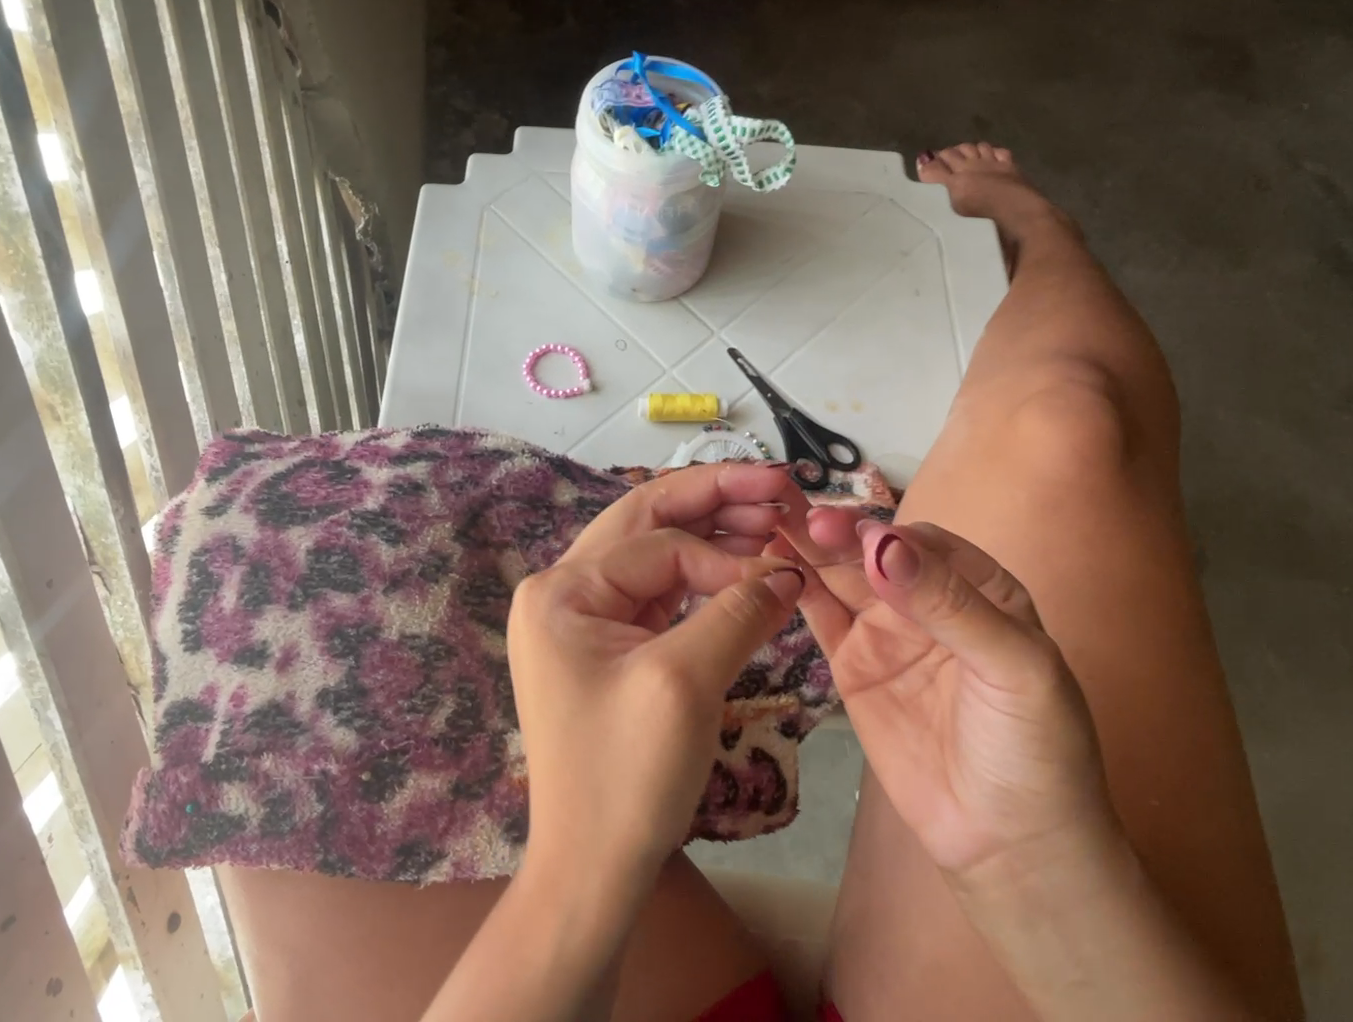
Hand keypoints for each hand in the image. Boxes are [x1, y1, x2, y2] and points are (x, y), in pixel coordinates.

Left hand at [507, 463, 809, 882]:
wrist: (591, 868)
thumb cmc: (626, 776)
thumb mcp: (685, 683)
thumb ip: (739, 611)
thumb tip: (790, 568)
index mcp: (563, 590)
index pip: (662, 544)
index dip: (729, 556)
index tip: (786, 579)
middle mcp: (564, 592)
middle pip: (649, 521)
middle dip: (715, 500)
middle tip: (781, 484)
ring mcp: (583, 619)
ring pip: (657, 552)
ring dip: (713, 535)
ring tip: (772, 520)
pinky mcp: (608, 646)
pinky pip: (660, 593)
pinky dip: (703, 578)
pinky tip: (743, 569)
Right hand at [780, 510, 1118, 877]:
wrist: (1006, 841)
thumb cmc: (1036, 747)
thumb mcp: (1015, 667)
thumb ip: (949, 604)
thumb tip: (883, 546)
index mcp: (980, 590)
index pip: (927, 544)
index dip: (890, 534)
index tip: (856, 534)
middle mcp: (928, 603)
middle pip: (876, 556)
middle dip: (840, 534)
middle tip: (799, 517)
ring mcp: (887, 635)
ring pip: (842, 581)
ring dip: (811, 552)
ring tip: (774, 527)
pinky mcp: (853, 667)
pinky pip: (823, 620)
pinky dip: (800, 592)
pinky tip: (776, 566)